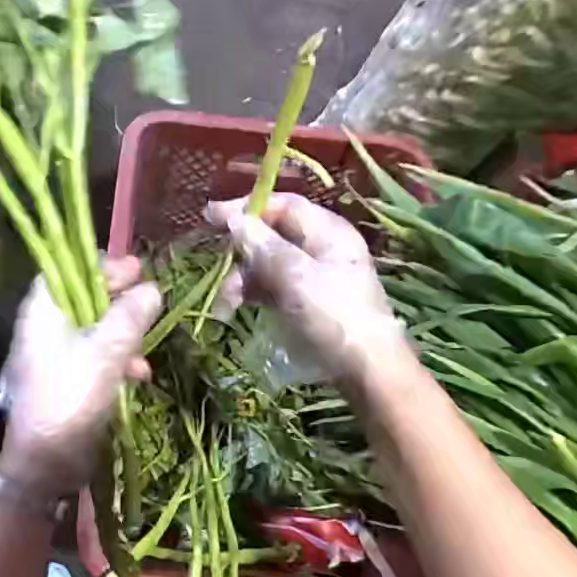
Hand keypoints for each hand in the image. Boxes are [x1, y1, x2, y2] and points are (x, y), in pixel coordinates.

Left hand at [0, 258, 161, 510]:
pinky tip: (138, 376)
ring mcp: (54, 355)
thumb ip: (130, 317)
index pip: (66, 270)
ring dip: (124, 335)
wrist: (45, 463)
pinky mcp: (67, 379)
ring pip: (94, 329)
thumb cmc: (71, 397)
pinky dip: (117, 361)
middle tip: (150, 300)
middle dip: (119, 301)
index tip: (136, 270)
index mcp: (42, 312)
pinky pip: (95, 357)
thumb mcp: (107, 352)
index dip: (101, 266)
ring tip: (146, 348)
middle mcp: (44, 328)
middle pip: (84, 298)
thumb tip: (152, 289)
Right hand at [207, 193, 403, 388]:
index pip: (283, 205)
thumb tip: (235, 219)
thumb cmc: (335, 317)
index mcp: (328, 232)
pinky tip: (234, 309)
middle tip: (218, 267)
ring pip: (267, 264)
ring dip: (242, 279)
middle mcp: (321, 248)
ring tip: (226, 303)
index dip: (247, 207)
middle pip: (271, 235)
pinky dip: (251, 294)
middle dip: (241, 252)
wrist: (365, 371)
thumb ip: (264, 246)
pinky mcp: (305, 302)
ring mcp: (313, 276)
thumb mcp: (297, 278)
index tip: (211, 218)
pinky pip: (271, 287)